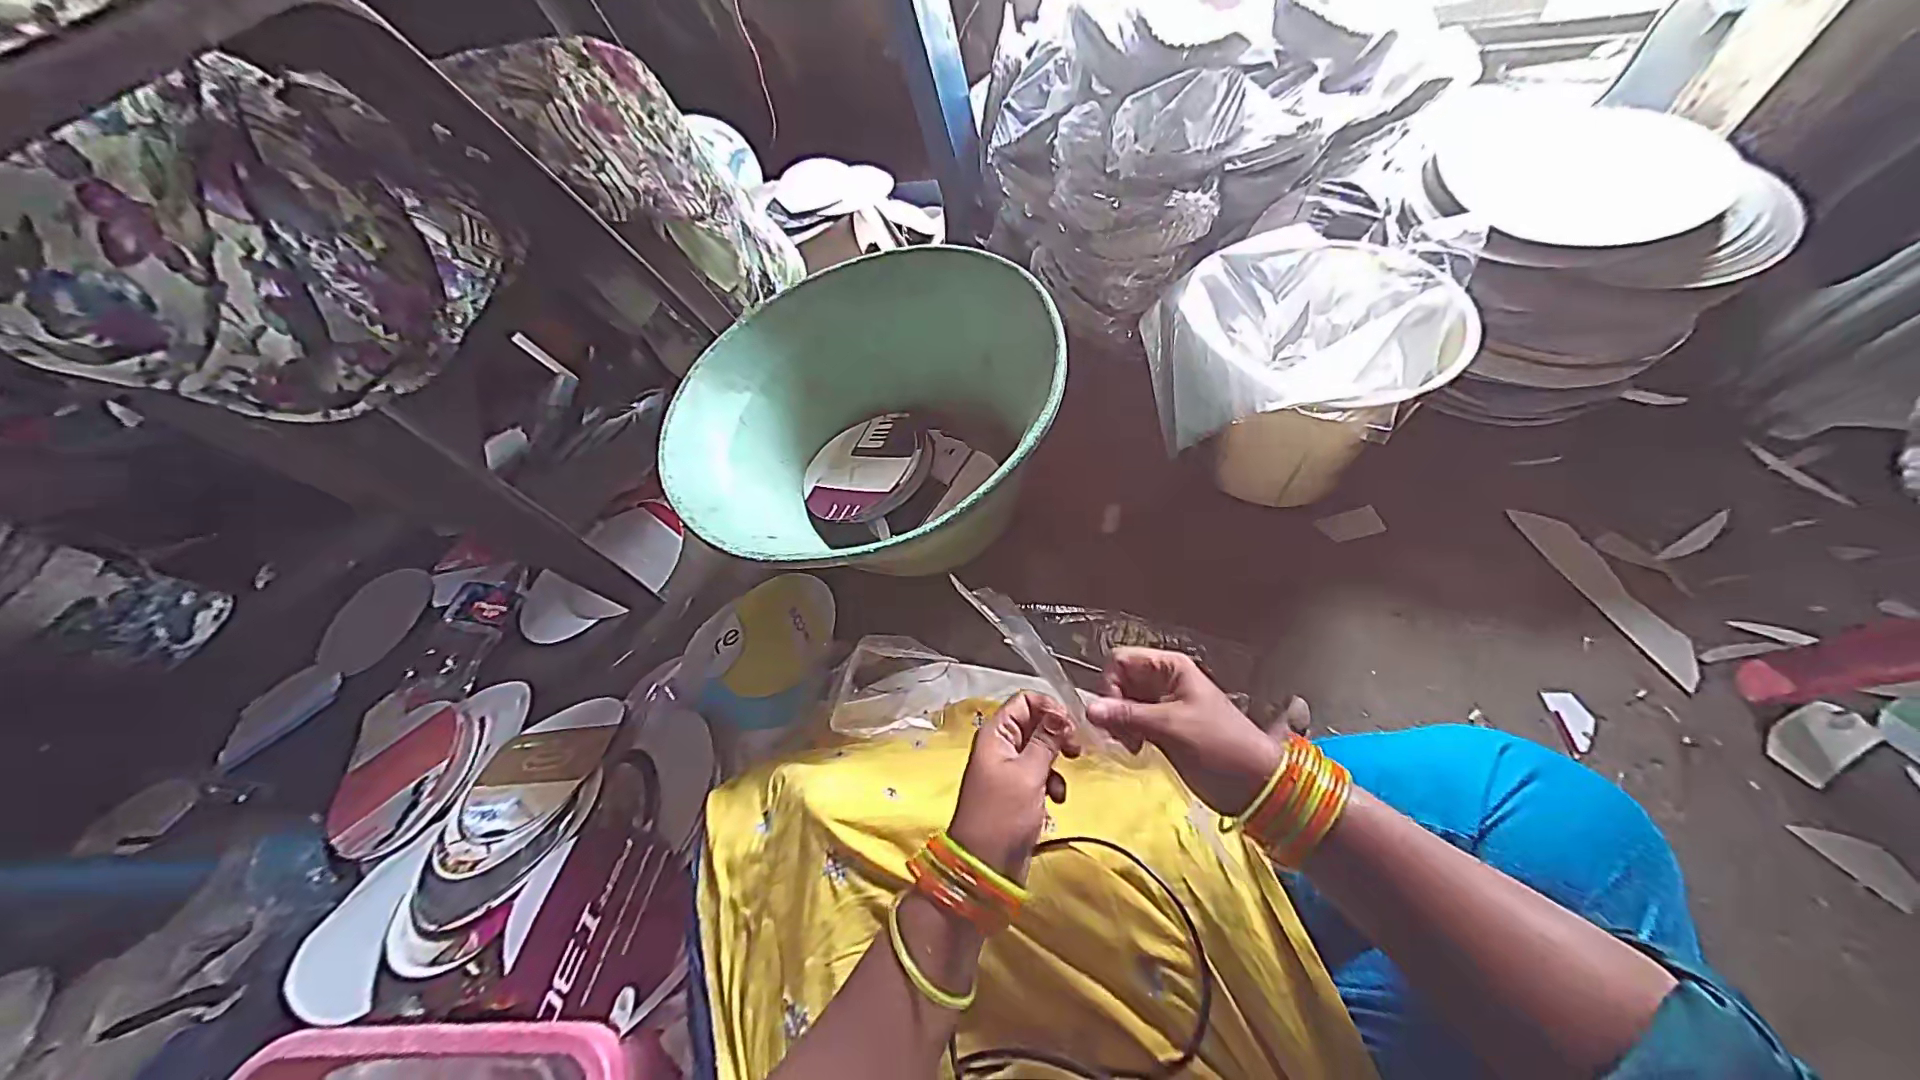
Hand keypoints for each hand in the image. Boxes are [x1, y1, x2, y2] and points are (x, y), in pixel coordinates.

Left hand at [947, 691, 1080, 883]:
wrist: (986, 866)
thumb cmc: (1002, 815)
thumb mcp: (1028, 773)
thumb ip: (1046, 740)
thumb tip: (1061, 713)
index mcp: (995, 733)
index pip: (1025, 700)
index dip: (1050, 708)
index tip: (1069, 727)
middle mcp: (1000, 745)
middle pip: (1034, 722)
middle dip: (1057, 734)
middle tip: (1074, 750)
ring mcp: (1008, 768)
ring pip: (1040, 749)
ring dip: (1056, 761)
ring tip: (1061, 782)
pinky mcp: (1018, 790)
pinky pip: (1040, 773)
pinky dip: (1052, 782)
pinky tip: (1056, 799)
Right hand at [1087, 647, 1285, 816]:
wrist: (1254, 784)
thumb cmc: (1220, 745)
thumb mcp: (1173, 726)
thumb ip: (1129, 715)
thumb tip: (1090, 709)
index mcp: (1171, 668)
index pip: (1121, 661)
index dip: (1111, 683)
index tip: (1114, 712)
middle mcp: (1163, 681)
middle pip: (1118, 682)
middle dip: (1113, 706)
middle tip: (1122, 733)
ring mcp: (1162, 705)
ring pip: (1122, 703)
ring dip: (1119, 723)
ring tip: (1132, 744)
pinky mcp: (1161, 728)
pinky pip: (1131, 722)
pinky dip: (1127, 733)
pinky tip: (1136, 748)